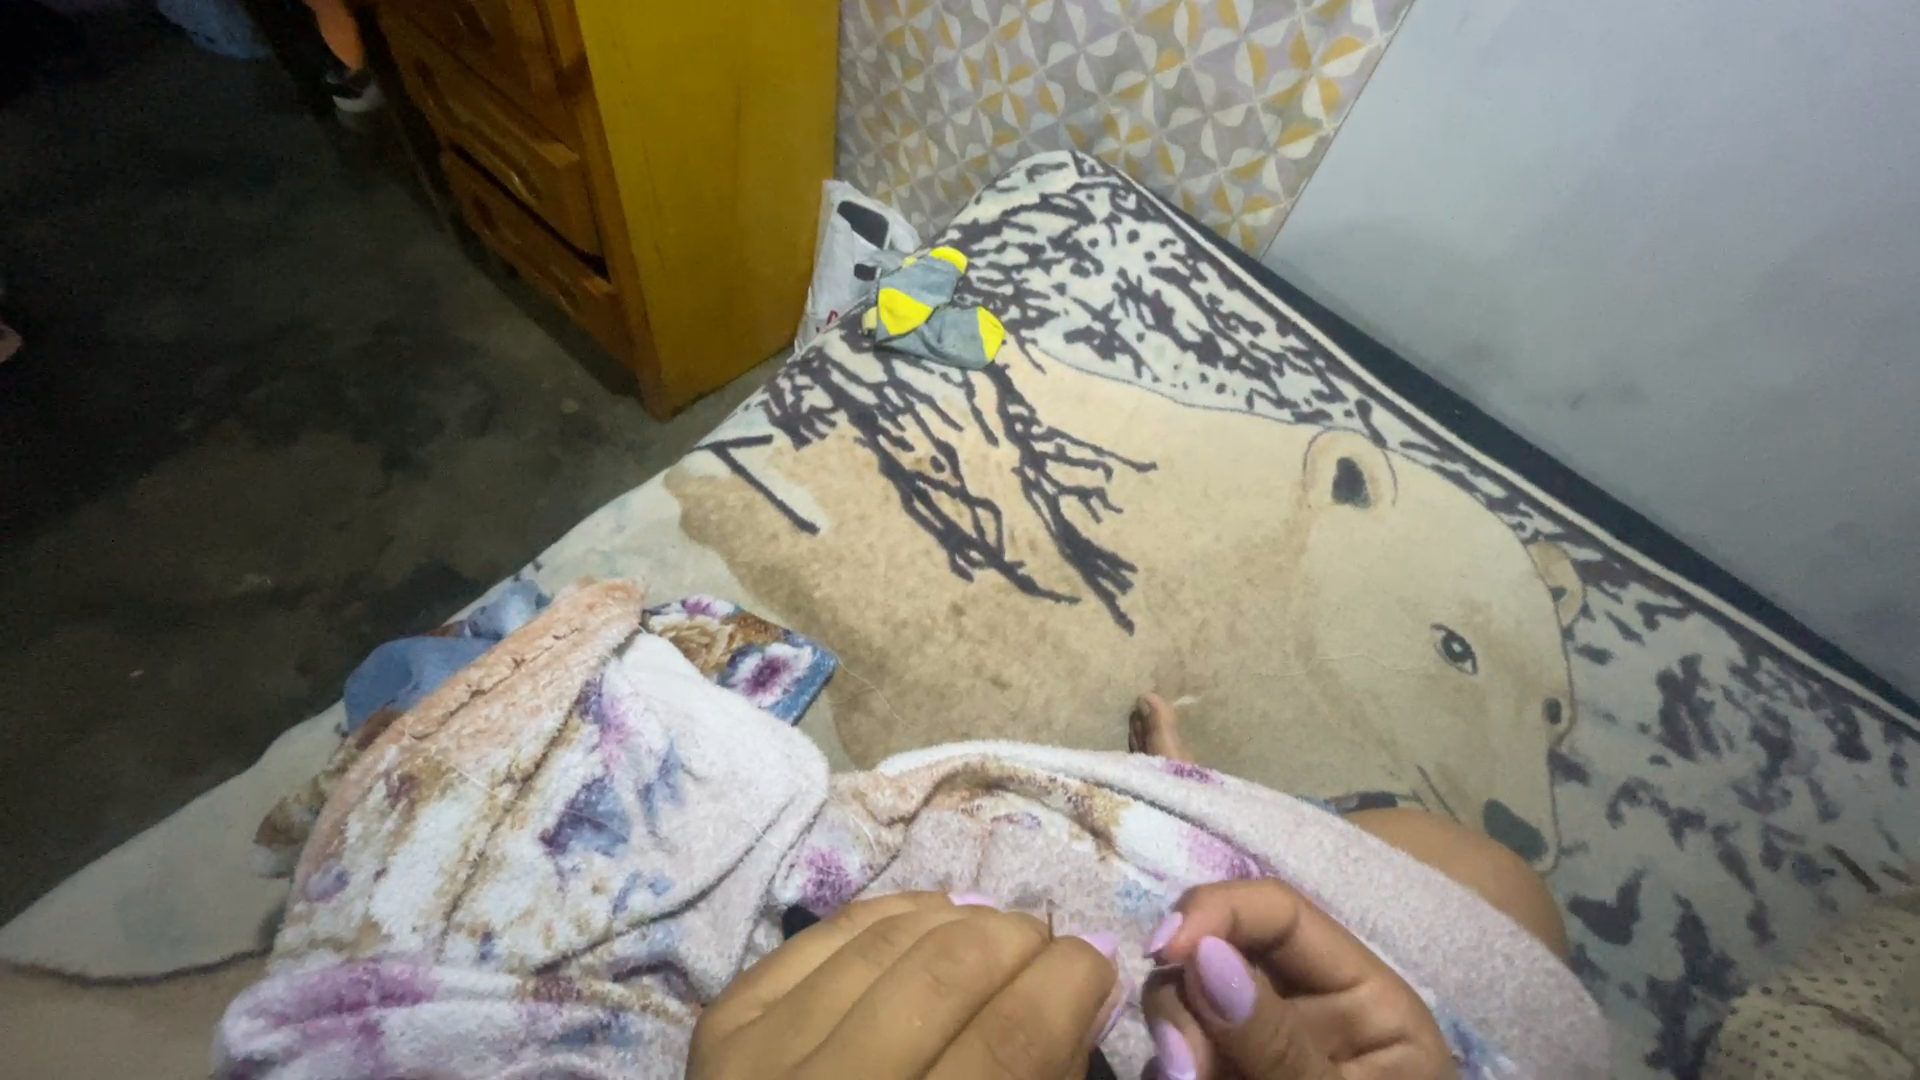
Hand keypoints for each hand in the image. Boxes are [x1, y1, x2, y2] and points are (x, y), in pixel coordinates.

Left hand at [689, 892, 1121, 1078]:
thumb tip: (1080, 983)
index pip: (1007, 1044)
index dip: (1066, 985)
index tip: (1094, 959)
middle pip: (946, 975)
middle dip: (1017, 937)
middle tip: (1046, 939)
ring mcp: (756, 1057)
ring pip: (887, 939)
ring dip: (961, 916)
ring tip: (997, 922)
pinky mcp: (724, 1021)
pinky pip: (829, 930)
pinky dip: (894, 910)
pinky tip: (933, 911)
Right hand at [1142, 881, 1454, 1078]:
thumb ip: (1280, 1044)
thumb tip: (1204, 955)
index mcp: (1363, 997)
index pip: (1278, 910)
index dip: (1216, 909)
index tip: (1165, 949)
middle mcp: (1304, 1003)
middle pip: (1218, 944)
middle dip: (1186, 991)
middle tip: (1181, 1067)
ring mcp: (1257, 1037)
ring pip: (1186, 989)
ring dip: (1173, 1032)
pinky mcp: (1221, 1068)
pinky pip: (1180, 1040)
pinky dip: (1172, 1058)